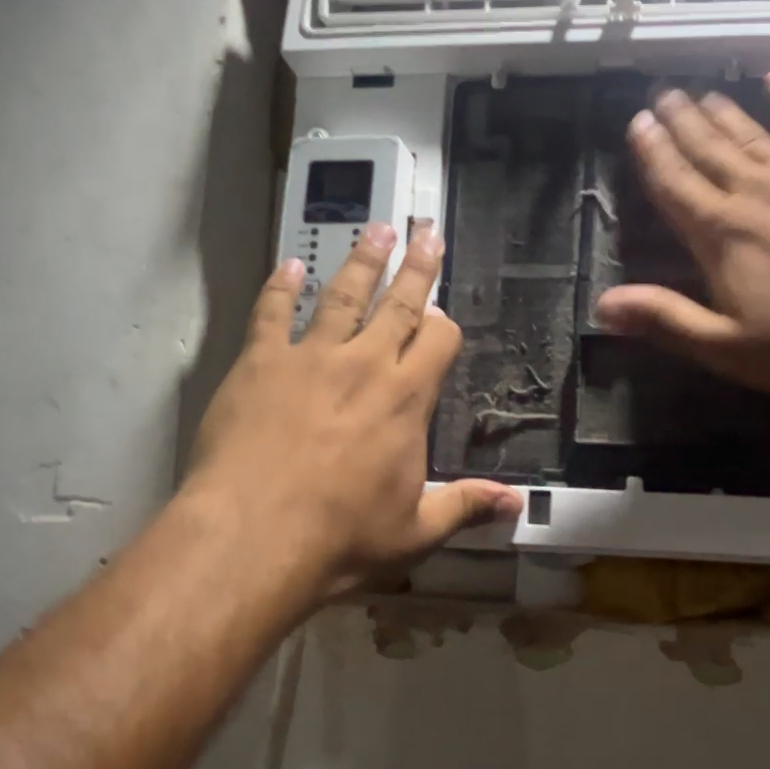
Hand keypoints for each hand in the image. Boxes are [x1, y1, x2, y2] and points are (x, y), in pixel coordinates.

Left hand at [185, 222, 521, 603]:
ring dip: (362, 262)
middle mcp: (363, 365)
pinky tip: (290, 265)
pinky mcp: (258, 364)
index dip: (444, 327)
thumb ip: (466, 506)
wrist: (251, 537)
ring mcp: (308, 358)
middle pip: (398, 304)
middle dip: (416, 268)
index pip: (438, 343)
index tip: (445, 316)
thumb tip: (518, 504)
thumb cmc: (341, 539)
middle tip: (426, 232)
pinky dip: (280, 287)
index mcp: (405, 400)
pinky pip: (271, 313)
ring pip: (342, 296)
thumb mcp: (416, 532)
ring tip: (377, 228)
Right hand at [595, 67, 769, 400]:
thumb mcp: (728, 347)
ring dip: (722, 113)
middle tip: (661, 94)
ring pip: (750, 136)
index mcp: (720, 236)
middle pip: (707, 152)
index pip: (674, 186)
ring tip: (701, 92)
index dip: (653, 154)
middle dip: (681, 123)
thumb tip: (603, 304)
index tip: (638, 123)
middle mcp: (753, 196)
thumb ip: (666, 320)